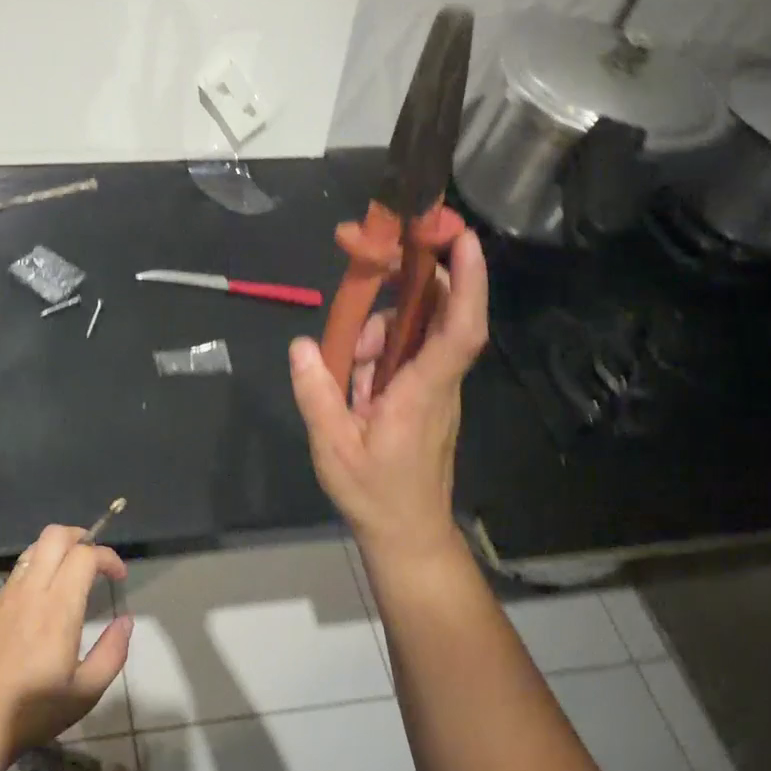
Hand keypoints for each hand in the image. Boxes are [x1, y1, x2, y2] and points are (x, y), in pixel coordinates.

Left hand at [0, 525, 132, 765]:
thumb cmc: (32, 711)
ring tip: (71, 576)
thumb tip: (125, 621)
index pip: (84, 555)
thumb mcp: (85, 692)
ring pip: (32, 550)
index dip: (108, 556)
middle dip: (81, 536)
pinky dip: (36, 572)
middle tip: (96, 561)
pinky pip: (16, 574)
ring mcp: (3, 597)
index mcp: (57, 608)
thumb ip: (112, 652)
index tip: (119, 576)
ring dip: (56, 551)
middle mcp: (29, 592)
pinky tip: (42, 604)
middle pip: (54, 536)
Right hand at [289, 231, 488, 560]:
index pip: (460, 328)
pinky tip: (354, 380)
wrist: (408, 533)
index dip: (469, 279)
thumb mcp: (333, 447)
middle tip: (378, 261)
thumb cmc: (376, 494)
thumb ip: (317, 394)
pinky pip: (409, 356)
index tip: (460, 237)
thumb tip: (302, 345)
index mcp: (423, 391)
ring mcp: (437, 389)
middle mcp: (440, 382)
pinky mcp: (427, 398)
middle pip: (442, 315)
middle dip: (417, 280)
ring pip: (419, 335)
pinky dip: (381, 352)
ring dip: (382, 330)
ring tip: (347, 365)